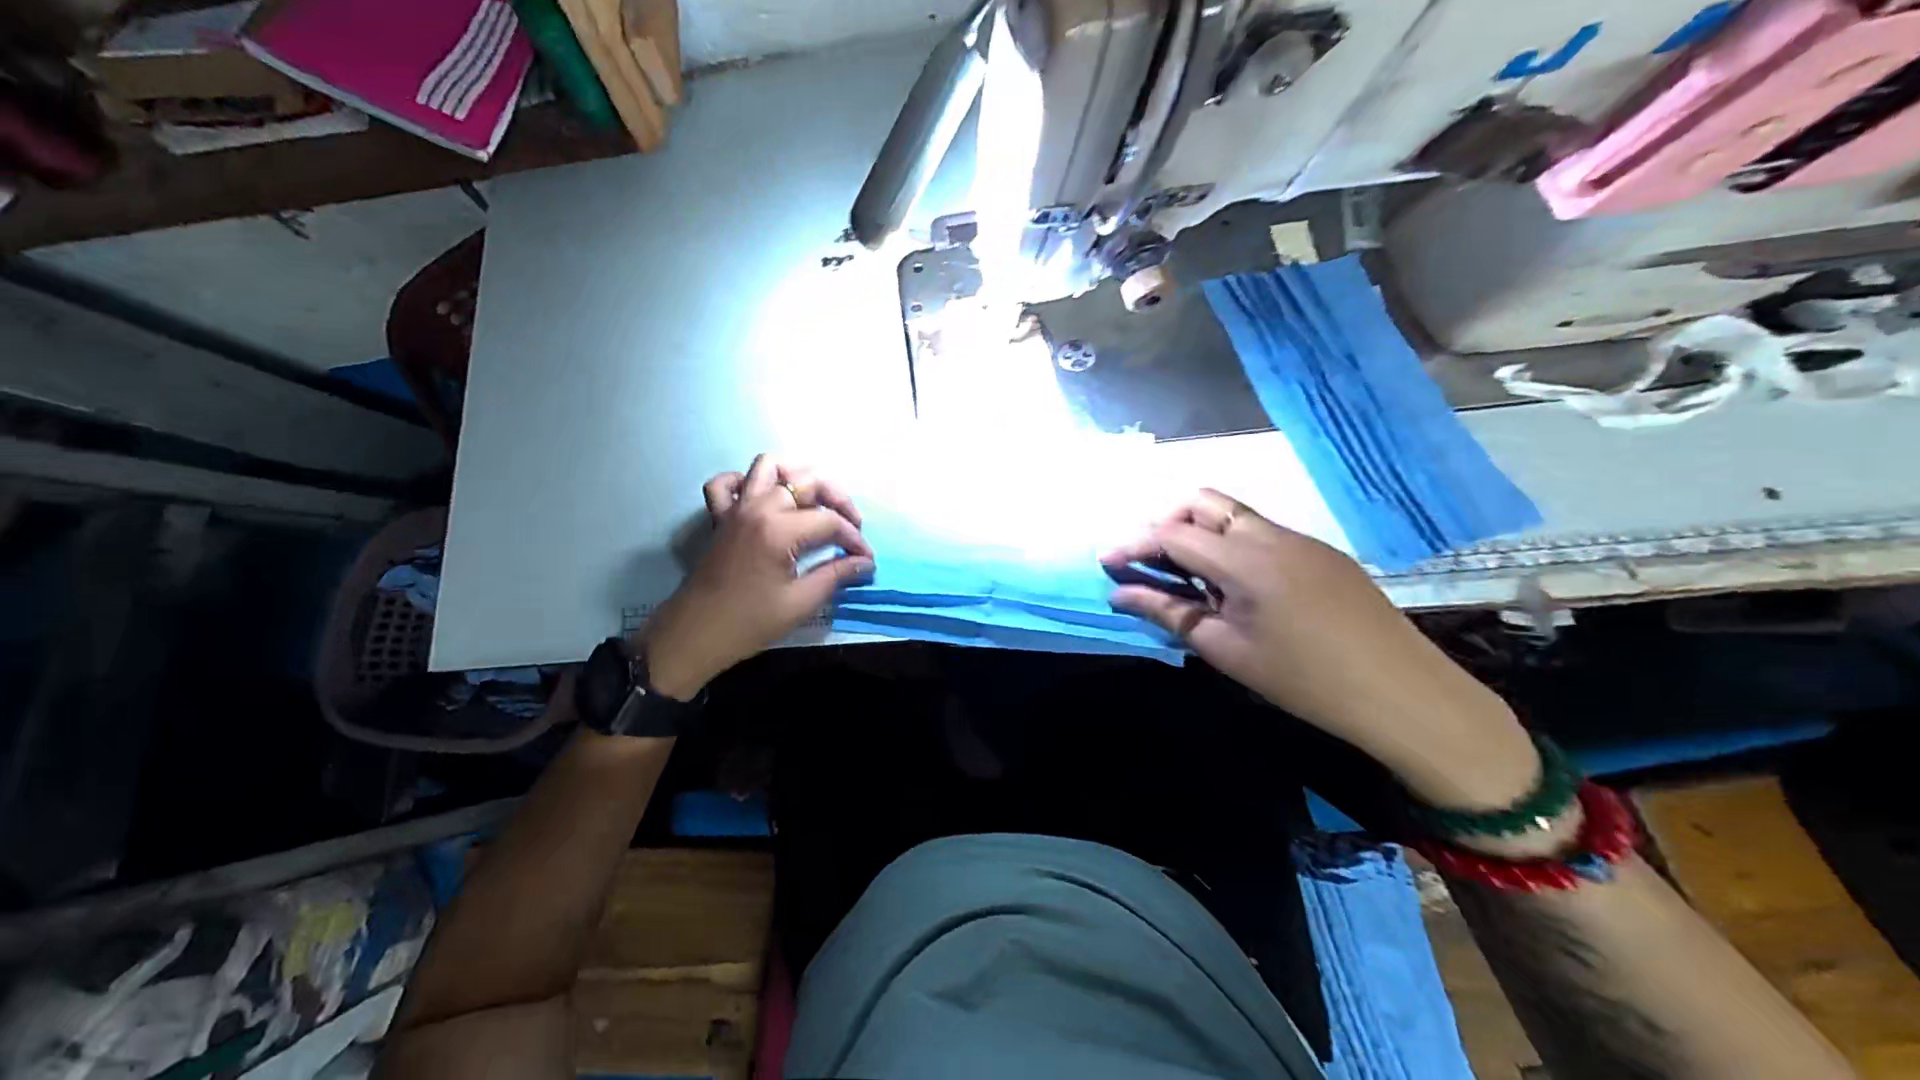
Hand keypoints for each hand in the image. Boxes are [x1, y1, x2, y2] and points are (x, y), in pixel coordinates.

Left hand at [641, 455, 873, 699]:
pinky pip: (727, 484)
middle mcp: (758, 508)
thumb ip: (836, 575)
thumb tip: (865, 563)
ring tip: (815, 501)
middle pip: (807, 481)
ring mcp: (735, 509)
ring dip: (797, 477)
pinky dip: (745, 483)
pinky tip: (763, 500)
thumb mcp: (800, 603)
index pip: (829, 521)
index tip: (866, 560)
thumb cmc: (749, 623)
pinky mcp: (720, 517)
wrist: (695, 635)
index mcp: (778, 529)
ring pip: (768, 466)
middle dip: (838, 500)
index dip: (854, 539)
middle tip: (852, 526)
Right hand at [1104, 490, 1538, 810]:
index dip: (1134, 544)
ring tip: (1185, 575)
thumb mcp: (1226, 649)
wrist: (1403, 692)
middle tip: (1148, 560)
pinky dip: (1232, 544)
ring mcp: (1302, 540)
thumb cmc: (1303, 679)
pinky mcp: (1322, 553)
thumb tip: (1121, 594)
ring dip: (1199, 531)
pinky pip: (1263, 532)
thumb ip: (1169, 613)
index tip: (1108, 563)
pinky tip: (1233, 585)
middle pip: (1203, 502)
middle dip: (1166, 521)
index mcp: (1245, 558)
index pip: (1172, 532)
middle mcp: (1271, 534)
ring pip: (1234, 514)